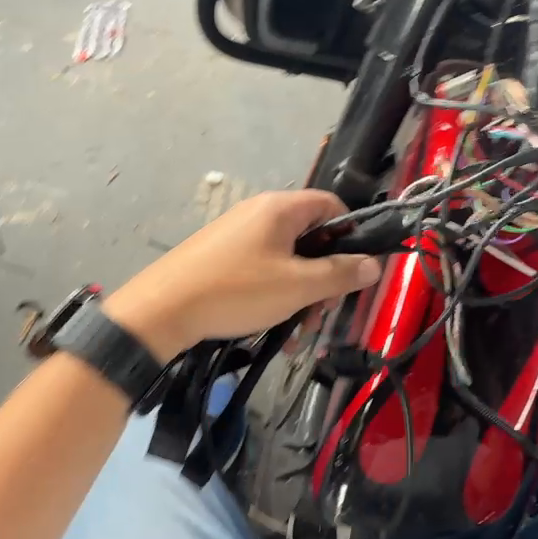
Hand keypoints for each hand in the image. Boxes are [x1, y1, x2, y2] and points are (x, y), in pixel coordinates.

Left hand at [103, 191, 383, 362]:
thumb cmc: (237, 290)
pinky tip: (276, 332)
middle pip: (310, 237)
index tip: (354, 271)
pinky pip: (262, 271)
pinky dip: (275, 297)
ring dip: (300, 296)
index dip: (351, 235)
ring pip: (287, 261)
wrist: (163, 309)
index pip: (331, 205)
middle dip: (323, 277)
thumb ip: (339, 274)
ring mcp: (237, 235)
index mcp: (280, 209)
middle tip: (323, 312)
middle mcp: (259, 213)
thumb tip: (375, 264)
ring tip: (298, 334)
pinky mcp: (221, 257)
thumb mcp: (297, 287)